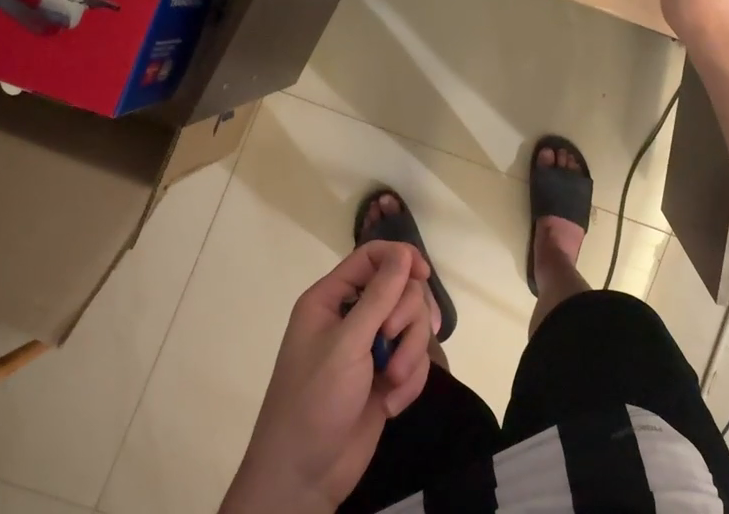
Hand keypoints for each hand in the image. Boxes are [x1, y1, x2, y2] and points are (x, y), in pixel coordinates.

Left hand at [223, 241, 435, 513]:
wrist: (305, 474)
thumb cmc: (314, 400)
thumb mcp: (347, 344)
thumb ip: (380, 296)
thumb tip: (403, 253)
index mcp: (330, 301)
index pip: (372, 258)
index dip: (401, 260)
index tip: (423, 275)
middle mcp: (351, 318)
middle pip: (402, 291)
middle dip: (406, 319)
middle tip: (390, 342)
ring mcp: (370, 349)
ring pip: (414, 326)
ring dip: (411, 354)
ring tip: (393, 381)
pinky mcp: (386, 376)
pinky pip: (416, 359)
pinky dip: (410, 380)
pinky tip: (391, 404)